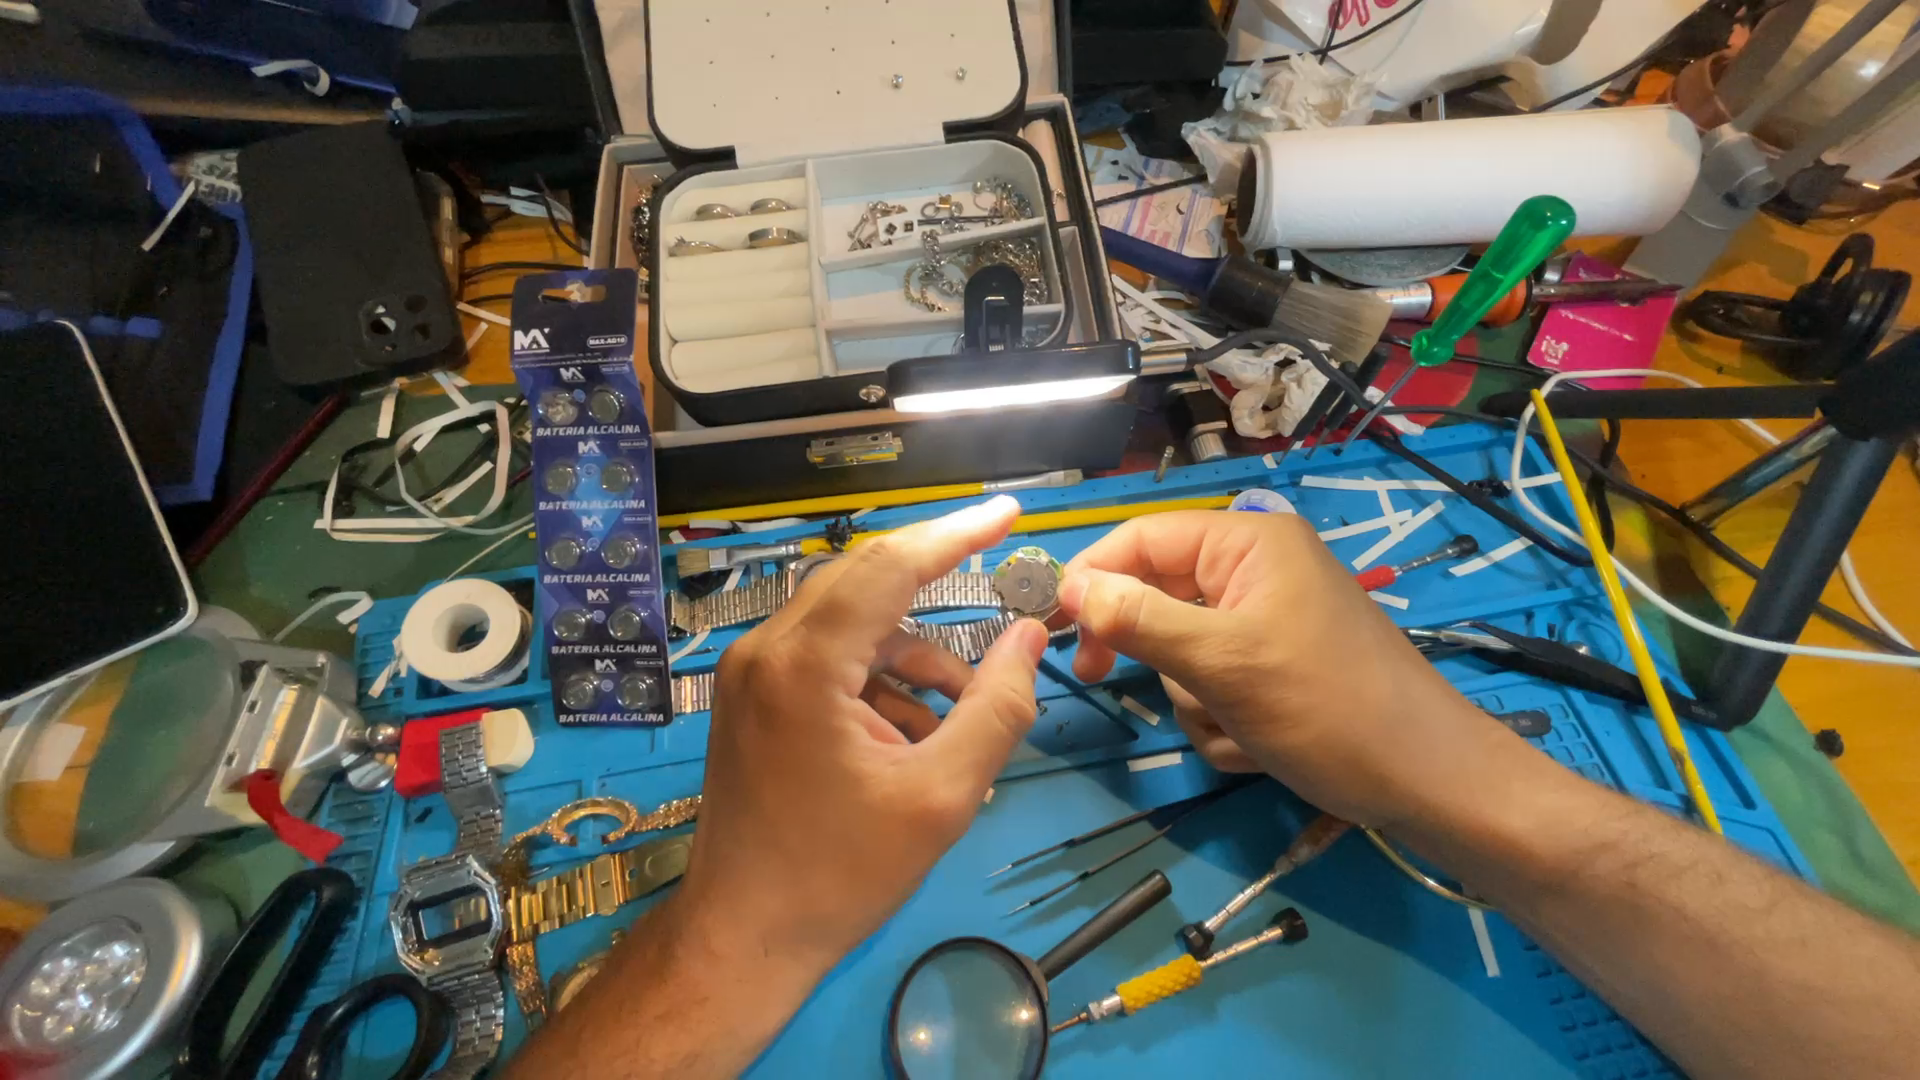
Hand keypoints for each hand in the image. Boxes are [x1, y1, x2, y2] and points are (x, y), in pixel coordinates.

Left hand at [677, 495, 1047, 980]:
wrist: (743, 939)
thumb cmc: (842, 874)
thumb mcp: (943, 796)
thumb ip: (997, 709)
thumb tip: (1030, 637)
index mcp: (805, 664)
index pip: (890, 566)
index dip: (956, 534)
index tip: (1008, 511)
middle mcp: (767, 648)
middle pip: (866, 581)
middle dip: (936, 580)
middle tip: (995, 578)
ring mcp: (752, 670)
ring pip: (851, 621)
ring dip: (912, 651)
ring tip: (961, 709)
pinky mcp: (754, 694)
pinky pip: (829, 656)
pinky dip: (879, 677)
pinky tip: (912, 733)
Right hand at [1059, 510, 1512, 829]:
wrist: (1430, 787)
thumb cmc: (1329, 708)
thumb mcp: (1223, 661)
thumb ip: (1139, 619)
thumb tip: (1070, 587)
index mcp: (1247, 543)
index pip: (1143, 538)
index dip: (1092, 573)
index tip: (1051, 621)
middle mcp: (1252, 572)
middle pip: (1157, 594)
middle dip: (1147, 648)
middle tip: (1097, 675)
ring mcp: (1262, 622)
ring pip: (1178, 648)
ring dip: (1192, 696)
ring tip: (1235, 725)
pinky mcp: (1269, 667)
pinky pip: (1209, 681)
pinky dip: (1218, 716)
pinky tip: (1255, 742)